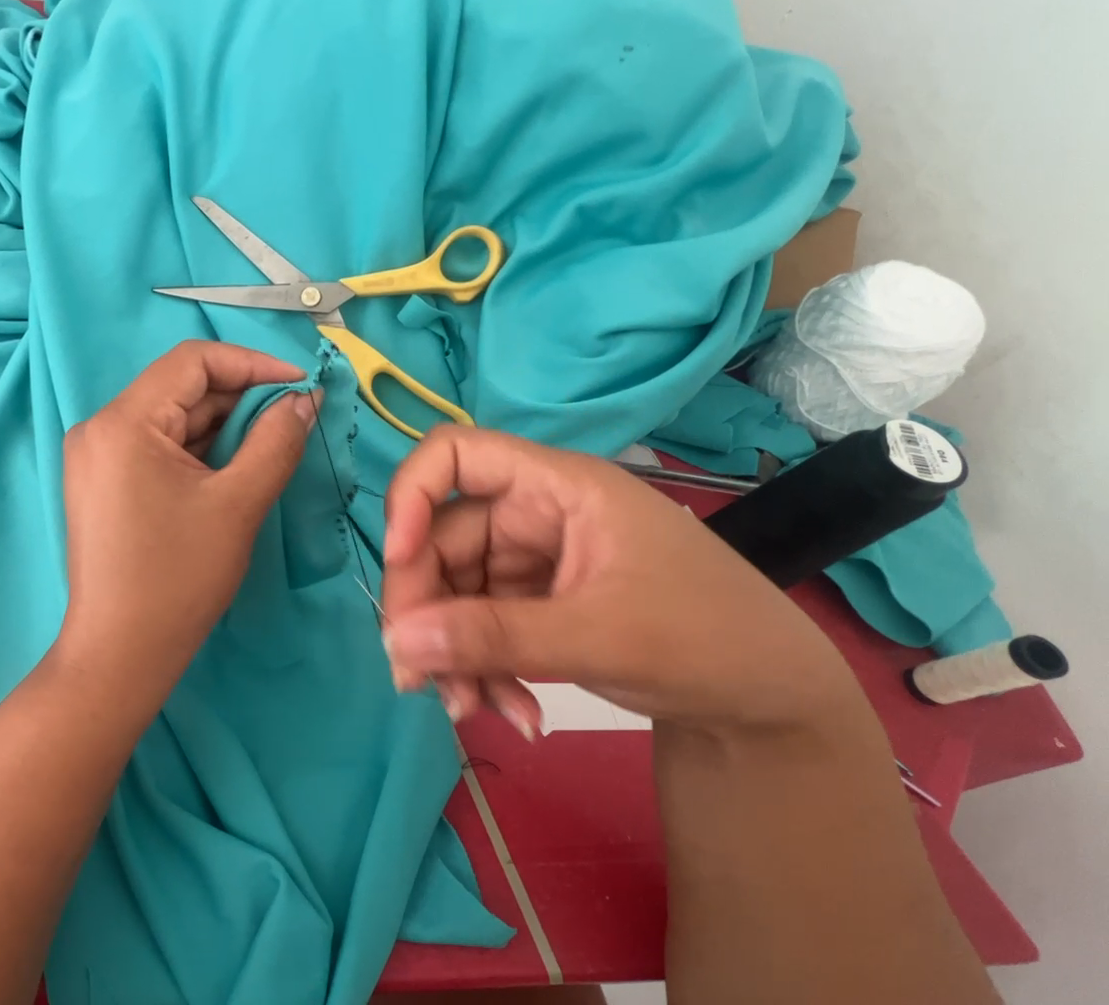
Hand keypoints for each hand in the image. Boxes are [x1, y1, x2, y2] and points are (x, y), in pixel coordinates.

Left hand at [57, 341, 317, 688]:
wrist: (122, 651)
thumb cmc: (178, 577)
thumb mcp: (237, 504)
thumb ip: (275, 440)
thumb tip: (304, 399)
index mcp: (123, 422)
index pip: (192, 361)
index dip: (253, 364)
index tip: (301, 385)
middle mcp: (99, 427)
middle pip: (180, 388)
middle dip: (241, 399)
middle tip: (295, 420)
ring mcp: (96, 456)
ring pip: (171, 418)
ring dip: (223, 426)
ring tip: (273, 445)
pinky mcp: (102, 482)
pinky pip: (157, 447)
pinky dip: (198, 450)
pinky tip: (234, 468)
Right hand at [379, 427, 868, 738]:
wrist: (772, 709)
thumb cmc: (708, 642)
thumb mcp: (600, 637)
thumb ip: (492, 637)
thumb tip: (395, 643)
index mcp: (557, 488)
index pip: (456, 454)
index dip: (412, 497)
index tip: (399, 562)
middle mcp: (534, 515)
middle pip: (439, 540)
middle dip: (426, 611)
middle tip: (417, 677)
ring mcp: (531, 562)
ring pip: (452, 594)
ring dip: (451, 654)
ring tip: (471, 710)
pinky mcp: (532, 606)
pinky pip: (476, 628)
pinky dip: (478, 670)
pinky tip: (510, 712)